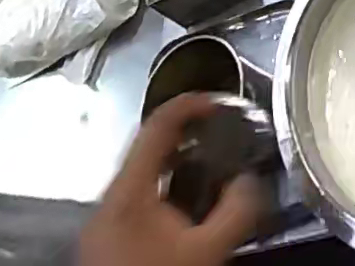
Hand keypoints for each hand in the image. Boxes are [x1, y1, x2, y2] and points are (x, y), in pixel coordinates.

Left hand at [80, 95, 263, 265]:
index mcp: (128, 192)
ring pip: (143, 166)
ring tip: (212, 155)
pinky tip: (190, 194)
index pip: (157, 123)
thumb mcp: (208, 251)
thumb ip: (237, 210)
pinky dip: (168, 177)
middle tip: (221, 126)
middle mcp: (109, 200)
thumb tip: (250, 179)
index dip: (191, 103)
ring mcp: (105, 221)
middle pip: (148, 141)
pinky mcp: (108, 239)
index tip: (220, 103)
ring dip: (178, 153)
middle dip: (188, 128)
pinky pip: (140, 190)